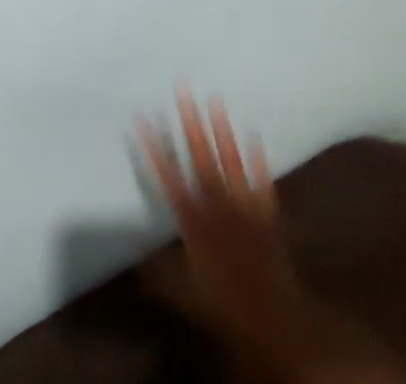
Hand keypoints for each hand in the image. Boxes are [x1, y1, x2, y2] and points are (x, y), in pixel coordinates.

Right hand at [138, 93, 405, 383]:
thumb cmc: (223, 301)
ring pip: (230, 161)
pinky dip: (257, 157)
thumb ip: (155, 265)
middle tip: (183, 91)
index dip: (155, 146)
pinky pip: (261, 180)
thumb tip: (131, 245)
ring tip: (214, 100)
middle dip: (190, 123)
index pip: (168, 175)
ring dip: (221, 130)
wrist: (275, 315)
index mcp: (191, 219)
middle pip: (200, 158)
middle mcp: (217, 205)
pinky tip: (253, 133)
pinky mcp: (266, 213)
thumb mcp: (181, 287)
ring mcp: (244, 206)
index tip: (143, 117)